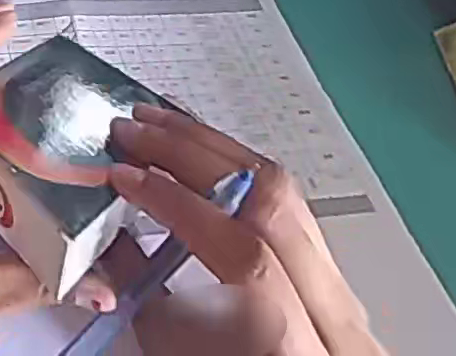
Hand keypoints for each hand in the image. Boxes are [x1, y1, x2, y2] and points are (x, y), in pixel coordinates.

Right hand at [104, 104, 385, 355]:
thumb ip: (147, 294)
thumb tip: (111, 222)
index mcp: (294, 352)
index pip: (243, 256)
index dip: (176, 205)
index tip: (122, 176)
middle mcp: (337, 320)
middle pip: (267, 201)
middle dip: (188, 153)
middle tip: (131, 130)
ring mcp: (343, 293)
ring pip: (280, 187)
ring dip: (207, 144)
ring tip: (154, 123)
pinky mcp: (332, 271)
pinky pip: (281, 195)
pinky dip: (229, 159)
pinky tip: (191, 143)